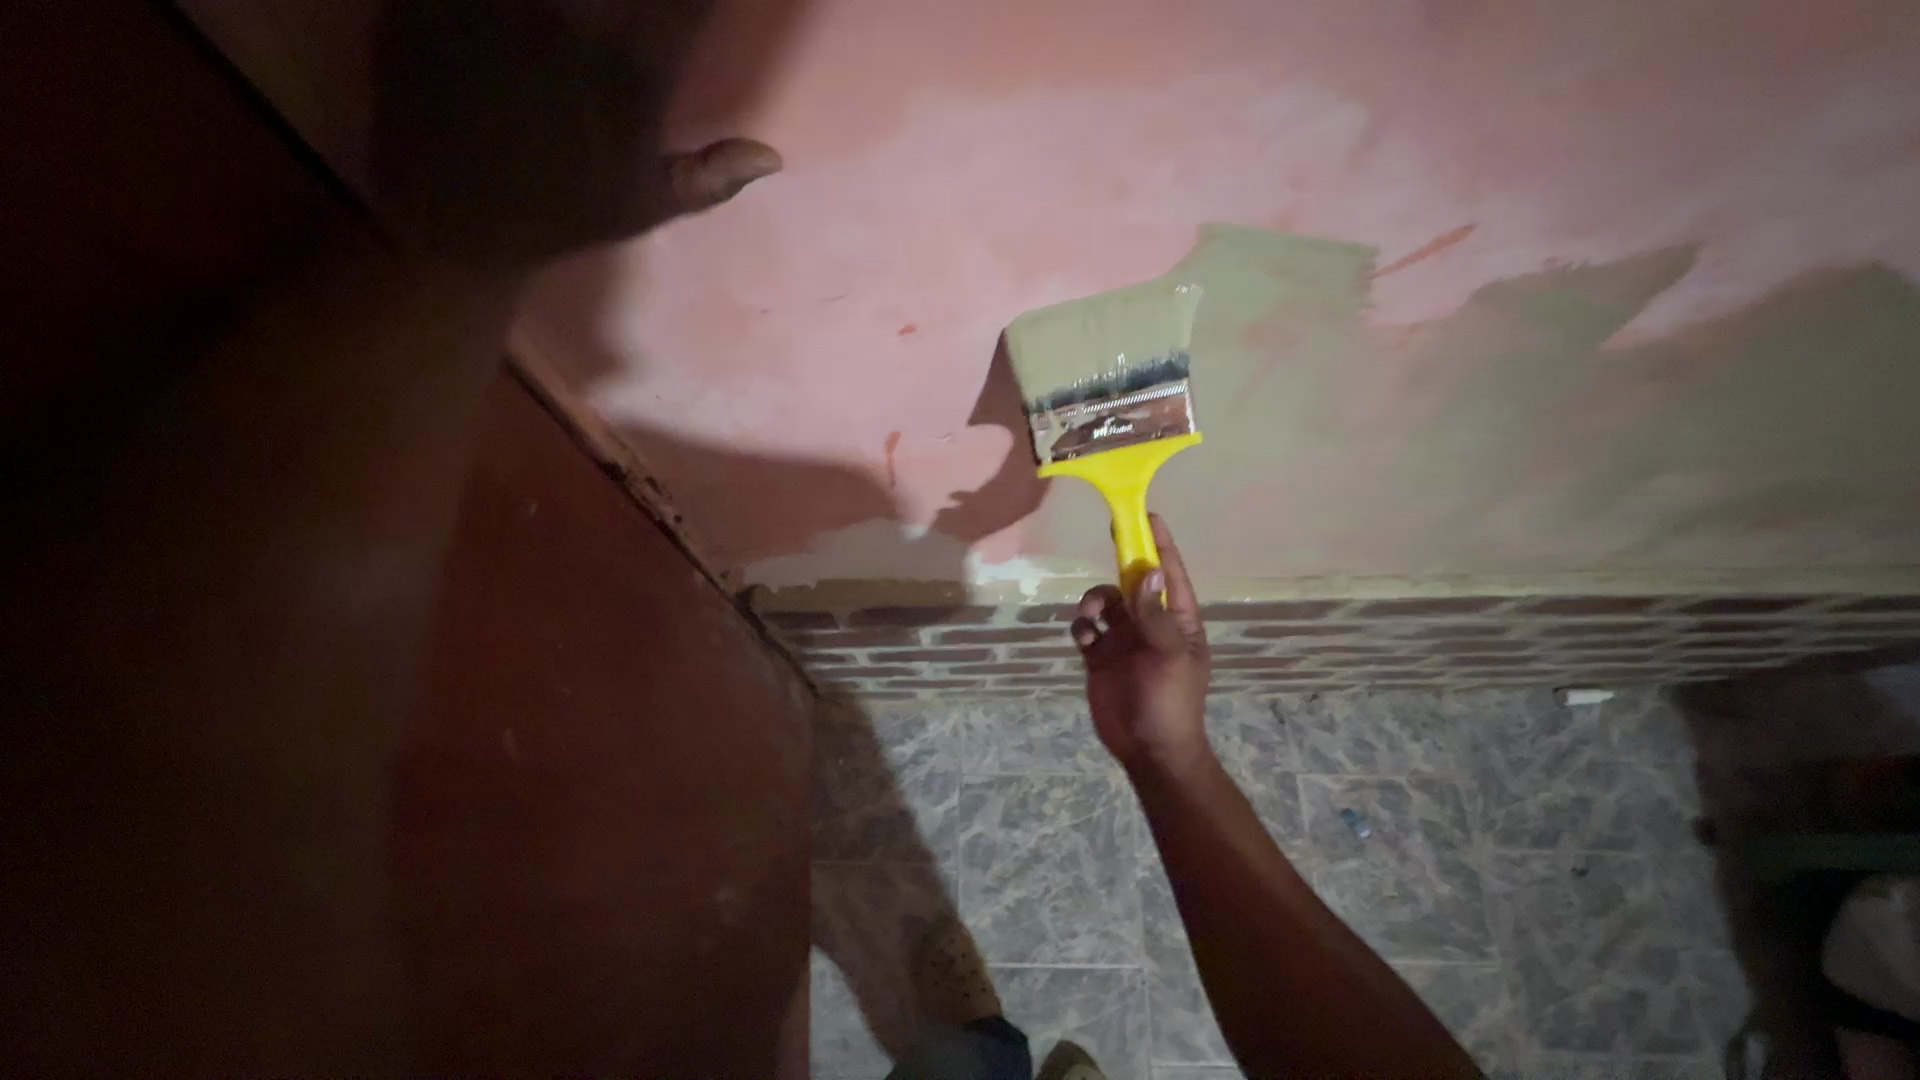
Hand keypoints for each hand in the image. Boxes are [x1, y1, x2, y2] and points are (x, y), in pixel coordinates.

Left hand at [371, 0, 781, 267]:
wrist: (451, 223)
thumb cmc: (560, 217)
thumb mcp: (647, 206)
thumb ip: (713, 176)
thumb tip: (772, 156)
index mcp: (633, 74)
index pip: (687, 3)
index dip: (695, 4)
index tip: (691, 10)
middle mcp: (574, 23)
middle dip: (642, 0)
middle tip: (635, 15)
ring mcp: (501, 3)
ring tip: (582, 14)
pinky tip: (529, 12)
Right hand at [1072, 515, 1211, 772]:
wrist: (1148, 749)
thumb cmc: (1170, 702)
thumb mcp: (1169, 656)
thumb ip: (1155, 615)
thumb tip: (1149, 572)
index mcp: (1178, 621)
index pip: (1169, 574)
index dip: (1160, 544)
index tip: (1149, 515)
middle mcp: (1150, 624)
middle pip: (1133, 581)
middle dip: (1122, 561)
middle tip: (1111, 533)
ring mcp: (1124, 640)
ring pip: (1105, 602)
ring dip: (1095, 599)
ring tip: (1090, 615)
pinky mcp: (1099, 656)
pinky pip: (1087, 628)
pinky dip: (1082, 627)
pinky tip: (1085, 640)